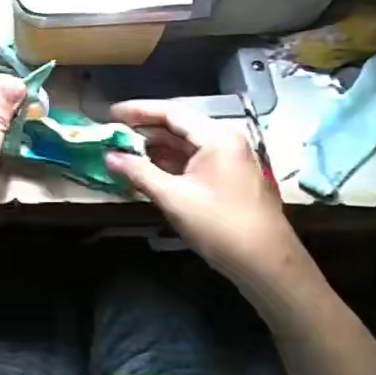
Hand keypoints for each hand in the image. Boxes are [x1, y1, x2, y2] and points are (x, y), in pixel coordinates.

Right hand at [104, 100, 313, 296]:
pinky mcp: (228, 178)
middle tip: (112, 133)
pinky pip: (194, 161)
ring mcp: (230, 160)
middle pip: (179, 126)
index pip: (172, 113)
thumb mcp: (173, 198)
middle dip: (144, 130)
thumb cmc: (219, 226)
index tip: (110, 113)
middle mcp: (226, 141)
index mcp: (217, 137)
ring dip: (155, 148)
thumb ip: (138, 172)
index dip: (138, 111)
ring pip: (185, 145)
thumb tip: (109, 156)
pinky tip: (147, 170)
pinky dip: (169, 163)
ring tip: (123, 151)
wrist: (265, 263)